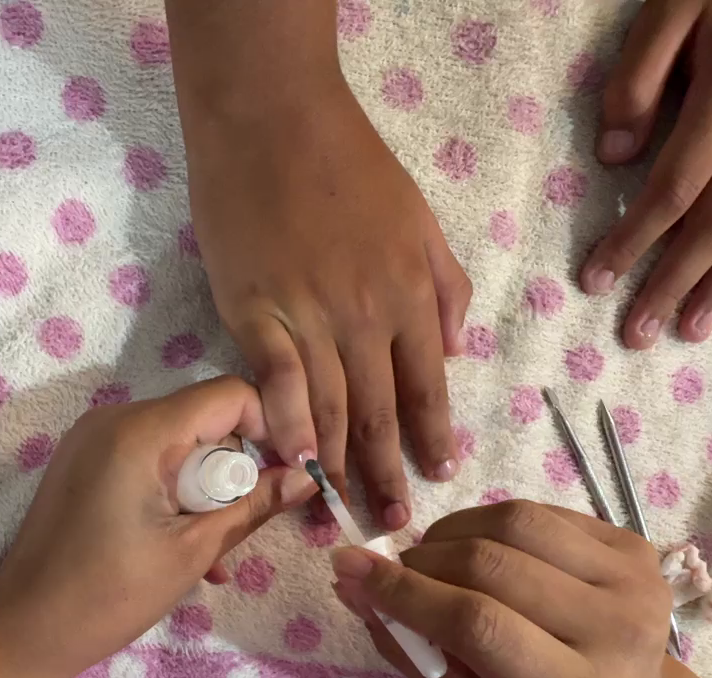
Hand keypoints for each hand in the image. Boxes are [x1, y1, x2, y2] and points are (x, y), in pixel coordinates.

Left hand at [0, 377, 311, 677]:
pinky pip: (145, 460)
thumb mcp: (192, 552)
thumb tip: (306, 476)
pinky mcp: (81, 462)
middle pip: (202, 419)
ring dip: (202, 490)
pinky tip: (177, 545)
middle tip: (236, 528)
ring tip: (207, 553)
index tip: (285, 476)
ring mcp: (91, 439)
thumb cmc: (109, 596)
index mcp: (140, 431)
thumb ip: (253, 506)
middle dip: (231, 470)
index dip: (270, 428)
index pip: (230, 394)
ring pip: (176, 443)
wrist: (22, 629)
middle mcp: (113, 418)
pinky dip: (169, 492)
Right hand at [185, 80, 471, 530]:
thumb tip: (455, 349)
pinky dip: (287, 426)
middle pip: (380, 412)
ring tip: (341, 513)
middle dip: (386, 474)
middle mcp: (368, 316)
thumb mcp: (418, 215)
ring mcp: (311, 317)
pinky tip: (292, 465)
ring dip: (339, 468)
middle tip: (391, 524)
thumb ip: (443, 284)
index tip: (435, 477)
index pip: (426, 385)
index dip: (430, 437)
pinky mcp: (257, 313)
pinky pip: (278, 382)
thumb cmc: (346, 163)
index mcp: (410, 294)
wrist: (272, 118)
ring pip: (331, 409)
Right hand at [329, 500, 678, 677]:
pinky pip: (538, 511)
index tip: (349, 568)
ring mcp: (633, 579)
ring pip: (514, 523)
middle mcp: (615, 630)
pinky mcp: (635, 544)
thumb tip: (349, 581)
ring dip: (452, 532)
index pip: (477, 624)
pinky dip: (488, 522)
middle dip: (423, 561)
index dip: (406, 592)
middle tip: (398, 573)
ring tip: (435, 557)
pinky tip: (480, 547)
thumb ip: (408, 647)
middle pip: (491, 566)